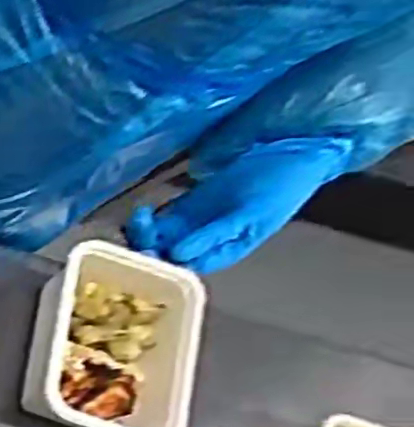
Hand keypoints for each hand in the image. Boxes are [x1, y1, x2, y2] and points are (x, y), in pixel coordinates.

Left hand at [125, 138, 350, 273]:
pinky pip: (149, 226)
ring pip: (147, 243)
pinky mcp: (175, 215)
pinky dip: (141, 222)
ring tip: (141, 217)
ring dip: (138, 235)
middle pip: (157, 259)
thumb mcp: (252, 214)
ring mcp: (181, 232)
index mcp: (218, 256)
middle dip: (142, 252)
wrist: (288, 156)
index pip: (182, 270)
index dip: (161, 267)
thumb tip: (178, 254)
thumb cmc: (281, 188)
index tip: (149, 255)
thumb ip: (215, 234)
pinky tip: (142, 210)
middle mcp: (194, 250)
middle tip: (139, 239)